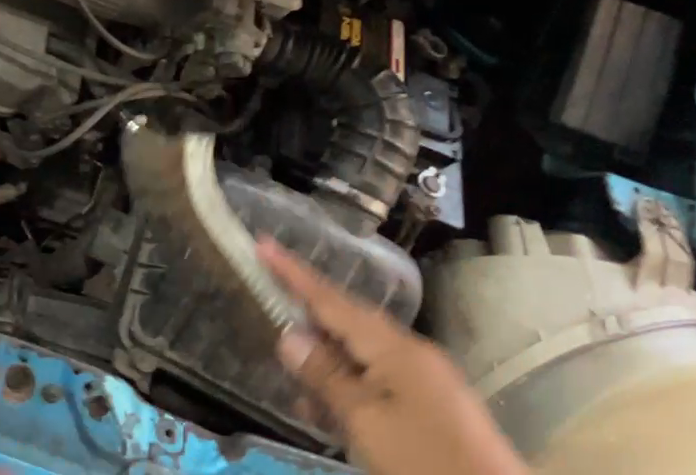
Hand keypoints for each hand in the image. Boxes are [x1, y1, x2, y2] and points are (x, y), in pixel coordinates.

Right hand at [258, 238, 529, 474]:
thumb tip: (289, 337)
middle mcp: (412, 354)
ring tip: (294, 385)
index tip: (263, 243)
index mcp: (396, 348)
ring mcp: (426, 381)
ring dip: (325, 365)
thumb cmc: (425, 460)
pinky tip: (328, 412)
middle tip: (268, 306)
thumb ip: (326, 376)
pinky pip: (377, 381)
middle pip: (347, 322)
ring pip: (360, 356)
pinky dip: (347, 387)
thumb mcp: (366, 421)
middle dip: (307, 317)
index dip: (293, 273)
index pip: (332, 299)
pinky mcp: (432, 408)